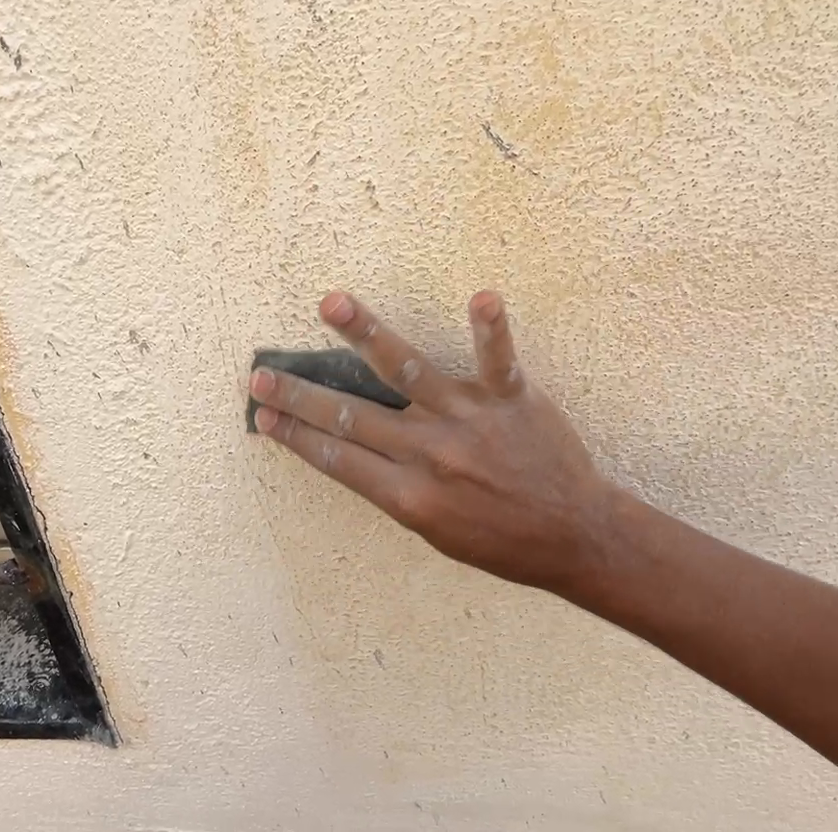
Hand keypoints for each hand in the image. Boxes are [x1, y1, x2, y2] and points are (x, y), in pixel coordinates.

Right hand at [250, 290, 628, 594]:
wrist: (577, 540)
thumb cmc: (503, 541)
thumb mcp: (435, 532)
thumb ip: (395, 486)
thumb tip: (355, 450)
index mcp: (409, 495)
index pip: (337, 458)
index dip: (295, 435)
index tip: (263, 416)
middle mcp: (431, 454)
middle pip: (351, 417)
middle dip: (299, 396)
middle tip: (260, 376)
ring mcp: (469, 422)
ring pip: (408, 371)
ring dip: (366, 335)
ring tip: (333, 304)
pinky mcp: (510, 400)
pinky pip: (498, 360)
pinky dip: (490, 329)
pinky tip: (481, 296)